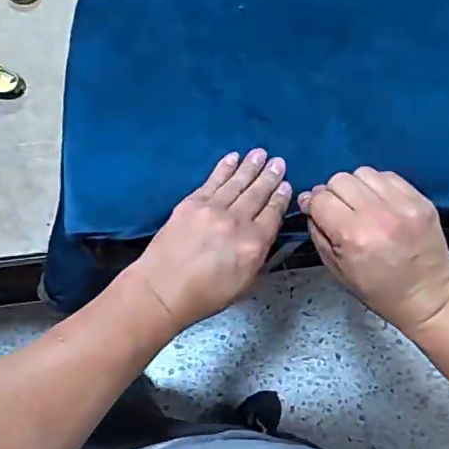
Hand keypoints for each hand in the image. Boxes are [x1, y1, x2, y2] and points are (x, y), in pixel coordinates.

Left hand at [120, 149, 290, 329]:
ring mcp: (213, 209)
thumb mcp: (244, 282)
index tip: (286, 185)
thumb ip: (258, 255)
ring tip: (261, 153)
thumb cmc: (205, 295)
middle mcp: (237, 221)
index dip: (280, 197)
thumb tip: (264, 233)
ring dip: (250, 166)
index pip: (273, 213)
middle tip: (278, 162)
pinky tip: (233, 158)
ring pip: (237, 182)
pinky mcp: (191, 203)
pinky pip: (213, 180)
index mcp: (254, 243)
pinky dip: (224, 168)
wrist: (162, 290)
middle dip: (270, 176)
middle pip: (258, 193)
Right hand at [298, 167, 448, 337]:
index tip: (317, 212)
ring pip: (363, 172)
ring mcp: (403, 204)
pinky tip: (381, 203)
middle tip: (341, 211)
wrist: (427, 295)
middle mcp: (377, 214)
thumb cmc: (377, 290)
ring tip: (362, 205)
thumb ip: (318, 232)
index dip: (313, 204)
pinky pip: (389, 176)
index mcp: (353, 236)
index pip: (320, 199)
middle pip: (339, 180)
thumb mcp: (336, 269)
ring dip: (356, 186)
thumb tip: (308, 201)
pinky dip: (378, 186)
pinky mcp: (420, 199)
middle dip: (333, 193)